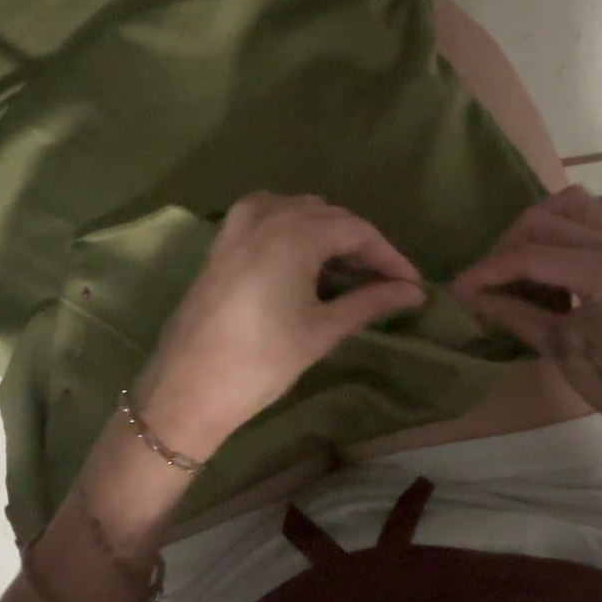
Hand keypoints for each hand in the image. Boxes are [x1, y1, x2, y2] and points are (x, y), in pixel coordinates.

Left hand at [136, 193, 426, 457]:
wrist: (187, 387)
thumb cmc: (261, 362)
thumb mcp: (321, 331)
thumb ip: (370, 303)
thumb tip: (413, 292)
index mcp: (294, 233)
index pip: (357, 231)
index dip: (389, 256)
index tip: (411, 285)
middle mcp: (267, 214)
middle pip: (330, 217)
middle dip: (361, 246)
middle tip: (385, 283)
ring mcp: (239, 224)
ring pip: (300, 213)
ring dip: (329, 237)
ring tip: (350, 275)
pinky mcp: (222, 241)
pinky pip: (271, 219)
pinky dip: (296, 233)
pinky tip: (306, 264)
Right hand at [450, 185, 601, 460]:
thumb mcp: (559, 348)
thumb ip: (513, 313)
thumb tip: (469, 297)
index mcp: (600, 268)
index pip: (529, 257)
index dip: (487, 272)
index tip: (456, 289)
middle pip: (547, 222)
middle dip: (508, 247)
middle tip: (485, 282)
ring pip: (579, 205)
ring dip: (544, 222)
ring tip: (522, 258)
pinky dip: (594, 216)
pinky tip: (573, 238)